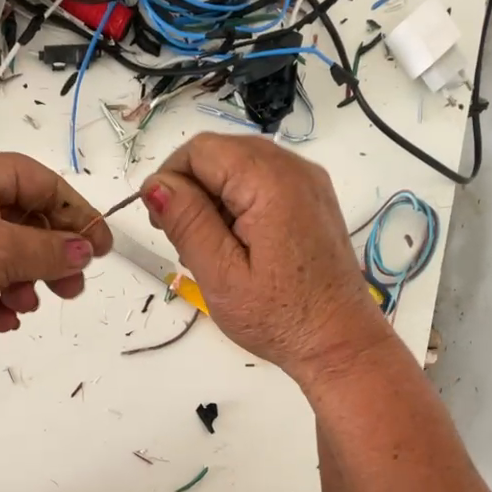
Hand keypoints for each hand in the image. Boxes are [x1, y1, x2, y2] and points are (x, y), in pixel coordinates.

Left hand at [0, 146, 114, 345]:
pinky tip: (1, 320)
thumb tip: (86, 251)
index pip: (40, 183)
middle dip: (48, 259)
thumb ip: (50, 251)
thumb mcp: (2, 252)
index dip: (75, 215)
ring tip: (28, 307)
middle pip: (21, 222)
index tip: (102, 248)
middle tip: (72, 289)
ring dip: (20, 283)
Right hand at [141, 134, 392, 385]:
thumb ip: (187, 223)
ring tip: (207, 251)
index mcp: (270, 182)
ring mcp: (307, 184)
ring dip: (212, 199)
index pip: (201, 150)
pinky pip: (262, 185)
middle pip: (221, 153)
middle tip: (179, 241)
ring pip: (240, 168)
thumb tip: (155, 183)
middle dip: (189, 188)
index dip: (169, 179)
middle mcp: (294, 169)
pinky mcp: (311, 202)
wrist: (337, 341)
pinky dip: (237, 206)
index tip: (160, 224)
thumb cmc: (279, 318)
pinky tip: (233, 247)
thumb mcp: (221, 275)